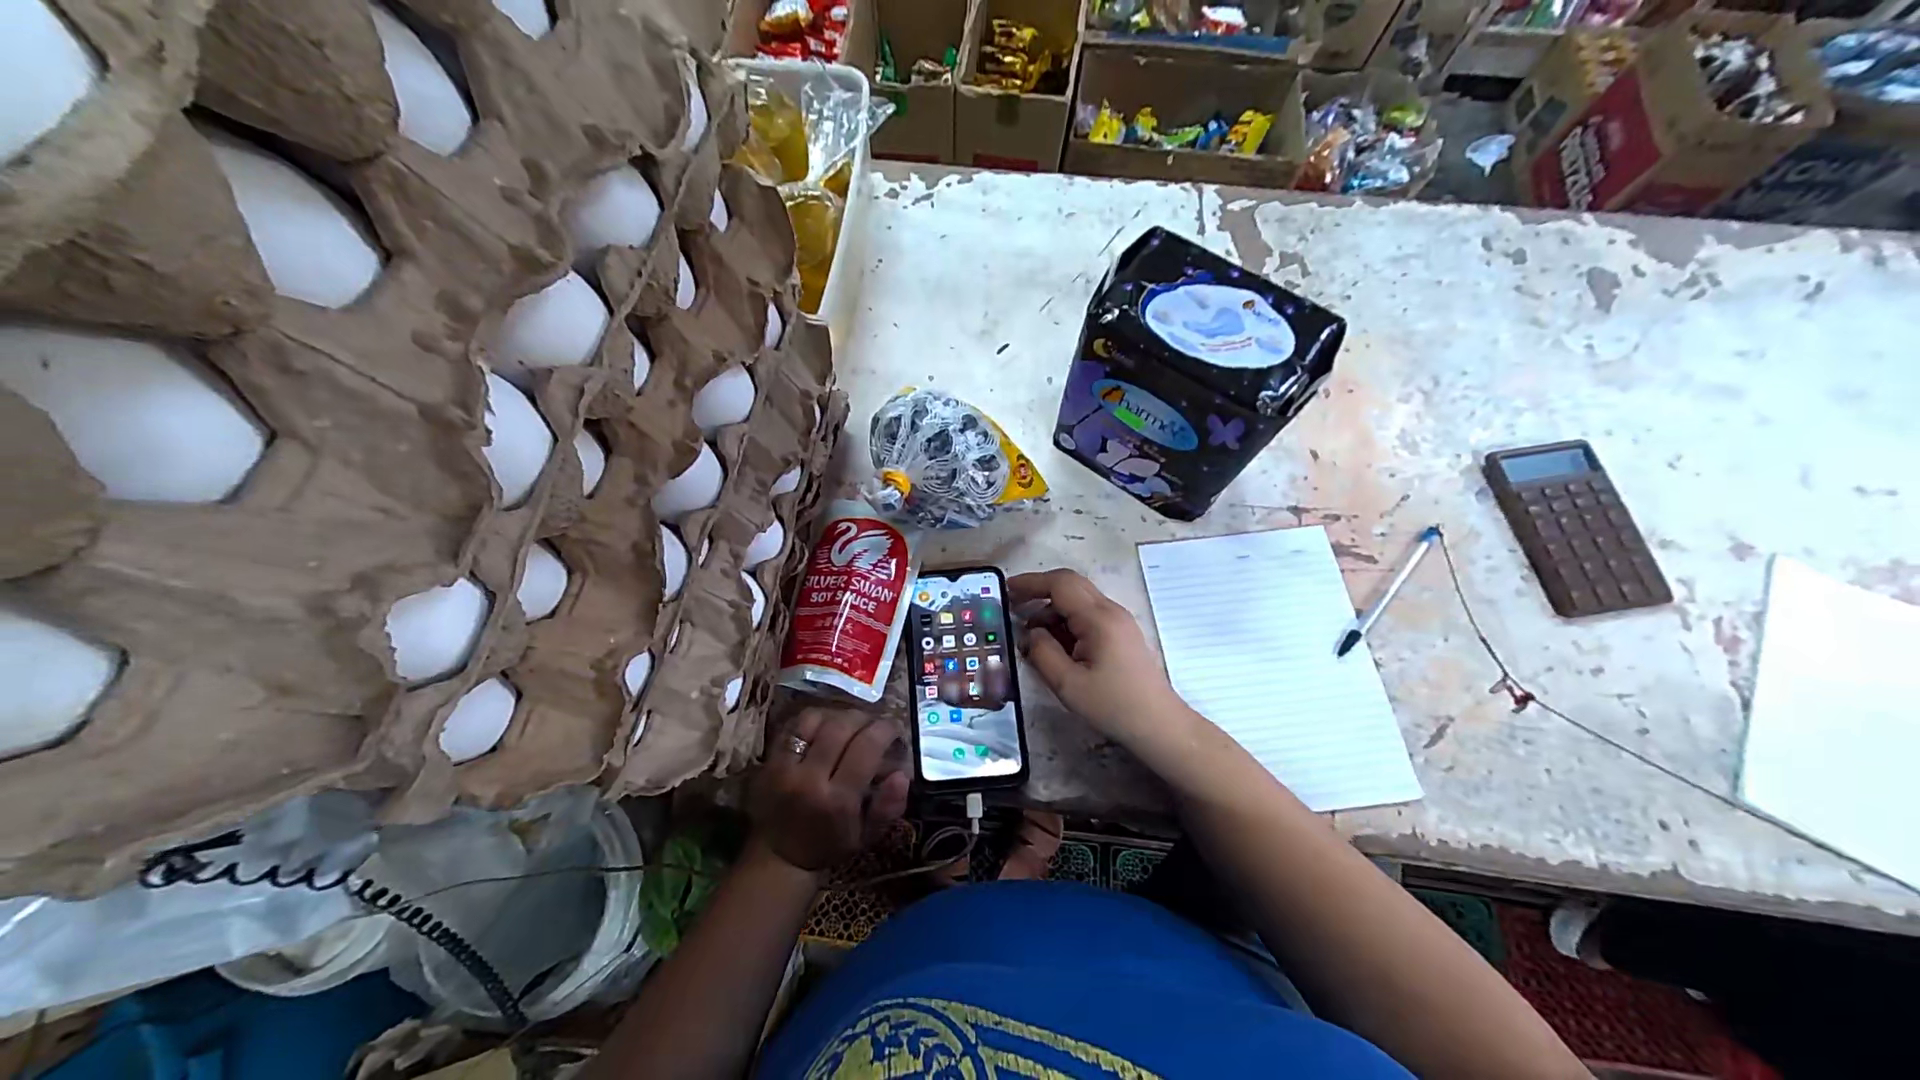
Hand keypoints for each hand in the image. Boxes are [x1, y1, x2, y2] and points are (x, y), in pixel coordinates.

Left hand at [748, 709, 909, 873]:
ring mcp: (785, 767)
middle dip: (865, 719)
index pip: (866, 748)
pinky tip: (827, 725)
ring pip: (817, 720)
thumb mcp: (867, 836)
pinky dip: (815, 718)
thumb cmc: (829, 845)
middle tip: (875, 724)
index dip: (885, 730)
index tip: (895, 729)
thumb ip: (888, 807)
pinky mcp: (770, 761)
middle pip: (842, 728)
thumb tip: (902, 774)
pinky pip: (794, 725)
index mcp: (838, 800)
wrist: (778, 857)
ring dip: (840, 715)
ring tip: (852, 722)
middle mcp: (810, 779)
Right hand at [1007, 569, 1193, 748]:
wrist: (1158, 724)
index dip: (1031, 583)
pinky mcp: (1120, 633)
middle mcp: (1111, 611)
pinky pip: (1088, 615)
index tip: (1007, 590)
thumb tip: (1030, 633)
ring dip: (1052, 610)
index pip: (1061, 584)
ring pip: (1079, 600)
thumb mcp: (1068, 684)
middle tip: (1013, 607)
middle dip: (1039, 591)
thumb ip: (1043, 653)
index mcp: (1099, 619)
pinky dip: (1066, 621)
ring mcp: (1118, 620)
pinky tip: (1054, 644)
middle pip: (1070, 585)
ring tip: (1031, 635)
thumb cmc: (1113, 706)